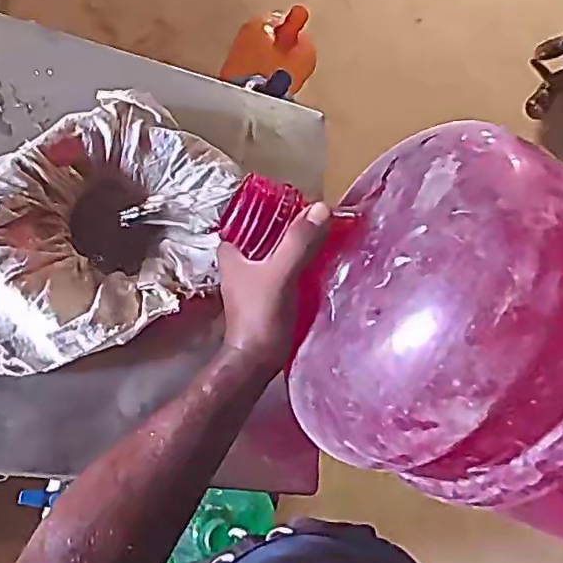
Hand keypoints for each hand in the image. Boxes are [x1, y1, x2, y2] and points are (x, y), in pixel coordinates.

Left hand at [218, 203, 330, 367]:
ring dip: (304, 239)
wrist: (256, 361)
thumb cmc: (260, 316)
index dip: (281, 203)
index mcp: (232, 246)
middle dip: (298, 221)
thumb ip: (298, 241)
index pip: (256, 211)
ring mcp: (255, 273)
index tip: (310, 202)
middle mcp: (240, 256)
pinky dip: (305, 257)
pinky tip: (324, 256)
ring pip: (282, 244)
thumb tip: (321, 207)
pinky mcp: (270, 287)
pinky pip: (290, 262)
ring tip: (329, 232)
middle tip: (326, 217)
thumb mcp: (280, 273)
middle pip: (272, 227)